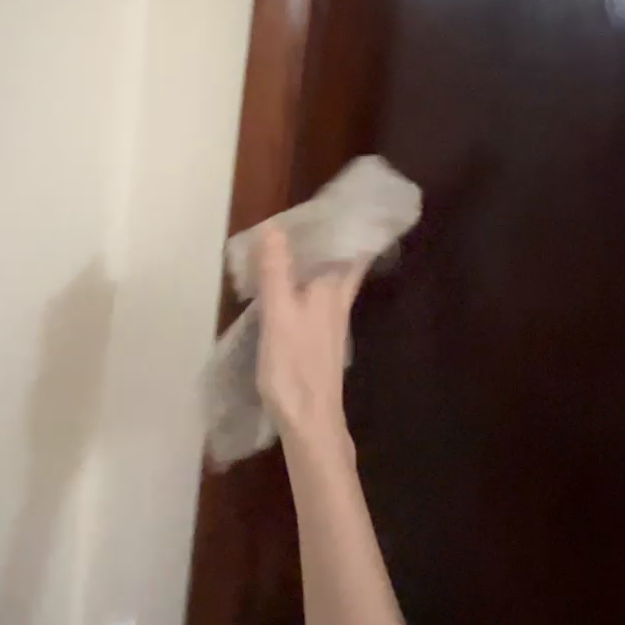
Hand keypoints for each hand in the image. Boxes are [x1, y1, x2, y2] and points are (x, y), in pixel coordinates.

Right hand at [255, 227, 368, 454]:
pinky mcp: (322, 338)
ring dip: (324, 258)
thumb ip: (276, 273)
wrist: (311, 421)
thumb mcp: (278, 316)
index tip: (343, 203)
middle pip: (344, 263)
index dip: (348, 226)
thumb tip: (275, 228)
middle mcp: (337, 302)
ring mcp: (332, 322)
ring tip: (305, 240)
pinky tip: (297, 284)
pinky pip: (321, 296)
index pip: (349, 249)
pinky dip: (312, 280)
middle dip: (339, 239)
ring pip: (333, 279)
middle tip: (323, 216)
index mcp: (330, 292)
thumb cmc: (294, 367)